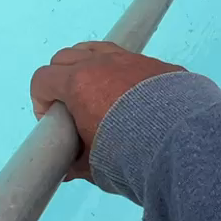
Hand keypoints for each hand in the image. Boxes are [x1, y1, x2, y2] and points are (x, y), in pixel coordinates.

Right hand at [30, 41, 183, 179]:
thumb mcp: (94, 163)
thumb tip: (69, 171)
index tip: (51, 119)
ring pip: (95, 48)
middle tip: (70, 104)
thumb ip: (77, 163)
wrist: (179, 141)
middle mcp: (101, 64)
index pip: (42, 79)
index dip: (41, 100)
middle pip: (65, 57)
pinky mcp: (154, 63)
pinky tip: (129, 93)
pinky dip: (120, 69)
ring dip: (88, 65)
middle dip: (60, 78)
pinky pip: (127, 57)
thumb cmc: (131, 152)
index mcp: (78, 84)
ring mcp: (129, 59)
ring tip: (95, 90)